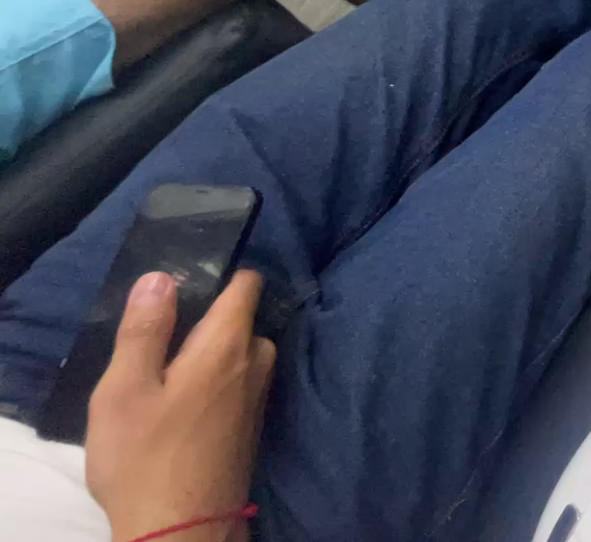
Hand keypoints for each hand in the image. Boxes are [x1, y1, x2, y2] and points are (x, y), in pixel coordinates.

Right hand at [86, 271, 276, 541]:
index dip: (218, 276)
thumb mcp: (126, 391)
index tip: (183, 285)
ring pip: (236, 345)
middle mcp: (261, 352)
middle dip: (201, 321)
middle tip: (152, 347)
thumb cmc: (147, 454)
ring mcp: (264, 379)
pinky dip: (212, 374)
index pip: (246, 282)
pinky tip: (181, 401)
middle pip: (238, 314)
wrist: (184, 517)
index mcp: (233, 340)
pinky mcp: (257, 404)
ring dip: (204, 352)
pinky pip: (238, 370)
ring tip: (160, 379)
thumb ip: (146, 331)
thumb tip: (161, 277)